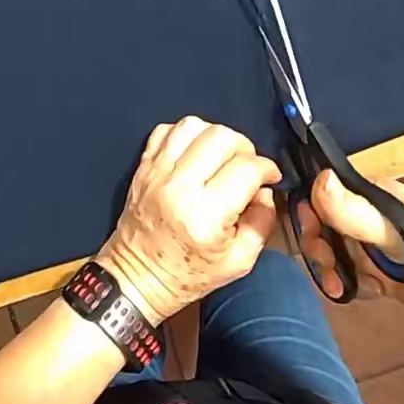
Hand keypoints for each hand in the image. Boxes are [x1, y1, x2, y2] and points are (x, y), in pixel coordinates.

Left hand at [96, 117, 281, 324]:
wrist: (135, 277)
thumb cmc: (186, 275)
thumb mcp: (239, 260)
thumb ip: (262, 221)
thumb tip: (265, 191)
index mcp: (205, 215)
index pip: (246, 168)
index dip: (267, 169)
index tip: (269, 178)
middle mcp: (178, 188)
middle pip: (221, 137)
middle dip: (244, 148)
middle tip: (245, 168)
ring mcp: (156, 174)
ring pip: (192, 126)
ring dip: (213, 136)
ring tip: (220, 158)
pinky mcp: (142, 169)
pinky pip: (164, 131)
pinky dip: (184, 136)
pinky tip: (193, 155)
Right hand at [296, 170, 403, 357]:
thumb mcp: (399, 233)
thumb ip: (354, 211)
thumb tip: (317, 178)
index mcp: (375, 194)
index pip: (322, 192)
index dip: (308, 211)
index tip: (312, 233)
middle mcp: (370, 215)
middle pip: (320, 223)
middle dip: (316, 245)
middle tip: (326, 262)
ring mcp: (374, 244)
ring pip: (329, 249)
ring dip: (326, 267)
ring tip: (338, 283)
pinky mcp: (378, 271)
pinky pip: (345, 272)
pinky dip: (343, 282)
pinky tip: (353, 291)